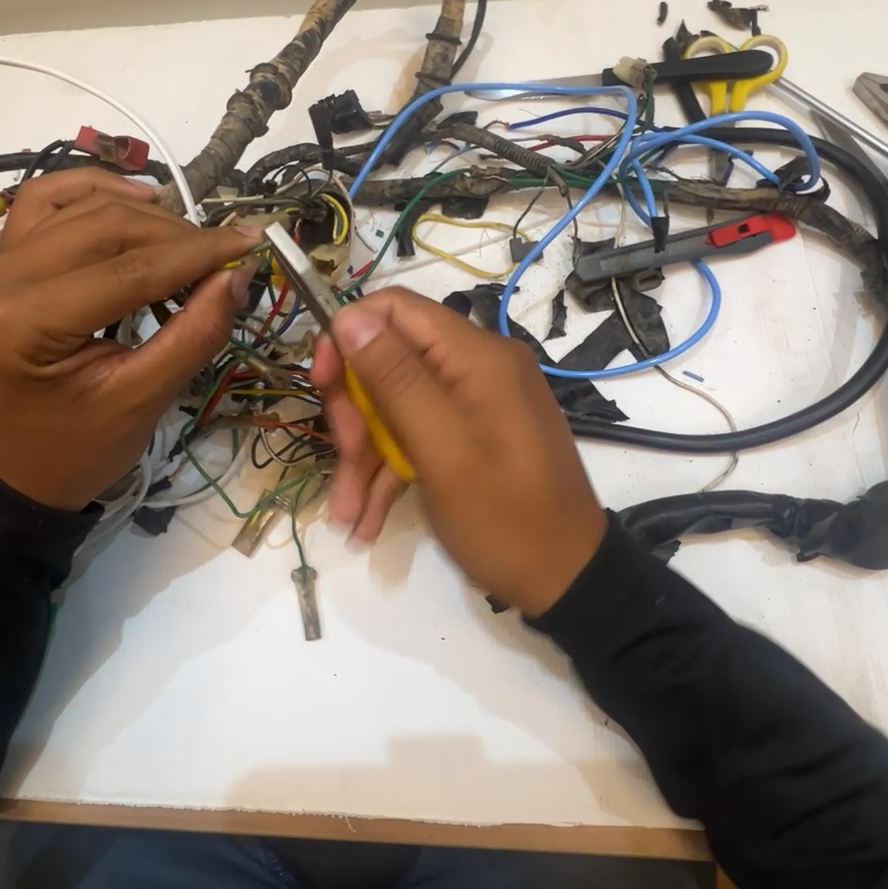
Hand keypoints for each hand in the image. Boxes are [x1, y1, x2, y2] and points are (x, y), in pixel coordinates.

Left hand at [0, 168, 255, 508]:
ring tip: (192, 242)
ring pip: (79, 208)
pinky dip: (92, 192)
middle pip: (103, 226)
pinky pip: (45, 204)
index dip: (196, 254)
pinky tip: (136, 199)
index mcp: (20, 325)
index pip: (126, 270)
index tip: (250, 243)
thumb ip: (193, 334)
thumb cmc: (79, 449)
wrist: (22, 472)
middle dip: (176, 235)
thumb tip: (238, 274)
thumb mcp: (144, 401)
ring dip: (145, 215)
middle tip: (228, 254)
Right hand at [310, 288, 605, 615]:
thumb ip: (396, 379)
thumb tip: (349, 316)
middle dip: (356, 412)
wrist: (566, 579)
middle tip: (345, 459)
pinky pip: (417, 436)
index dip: (348, 336)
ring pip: (396, 406)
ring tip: (348, 515)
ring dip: (365, 456)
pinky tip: (367, 521)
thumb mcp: (442, 450)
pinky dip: (390, 472)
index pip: (395, 309)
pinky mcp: (472, 435)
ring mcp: (475, 403)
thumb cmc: (506, 517)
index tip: (321, 382)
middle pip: (390, 361)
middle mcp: (476, 367)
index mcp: (476, 356)